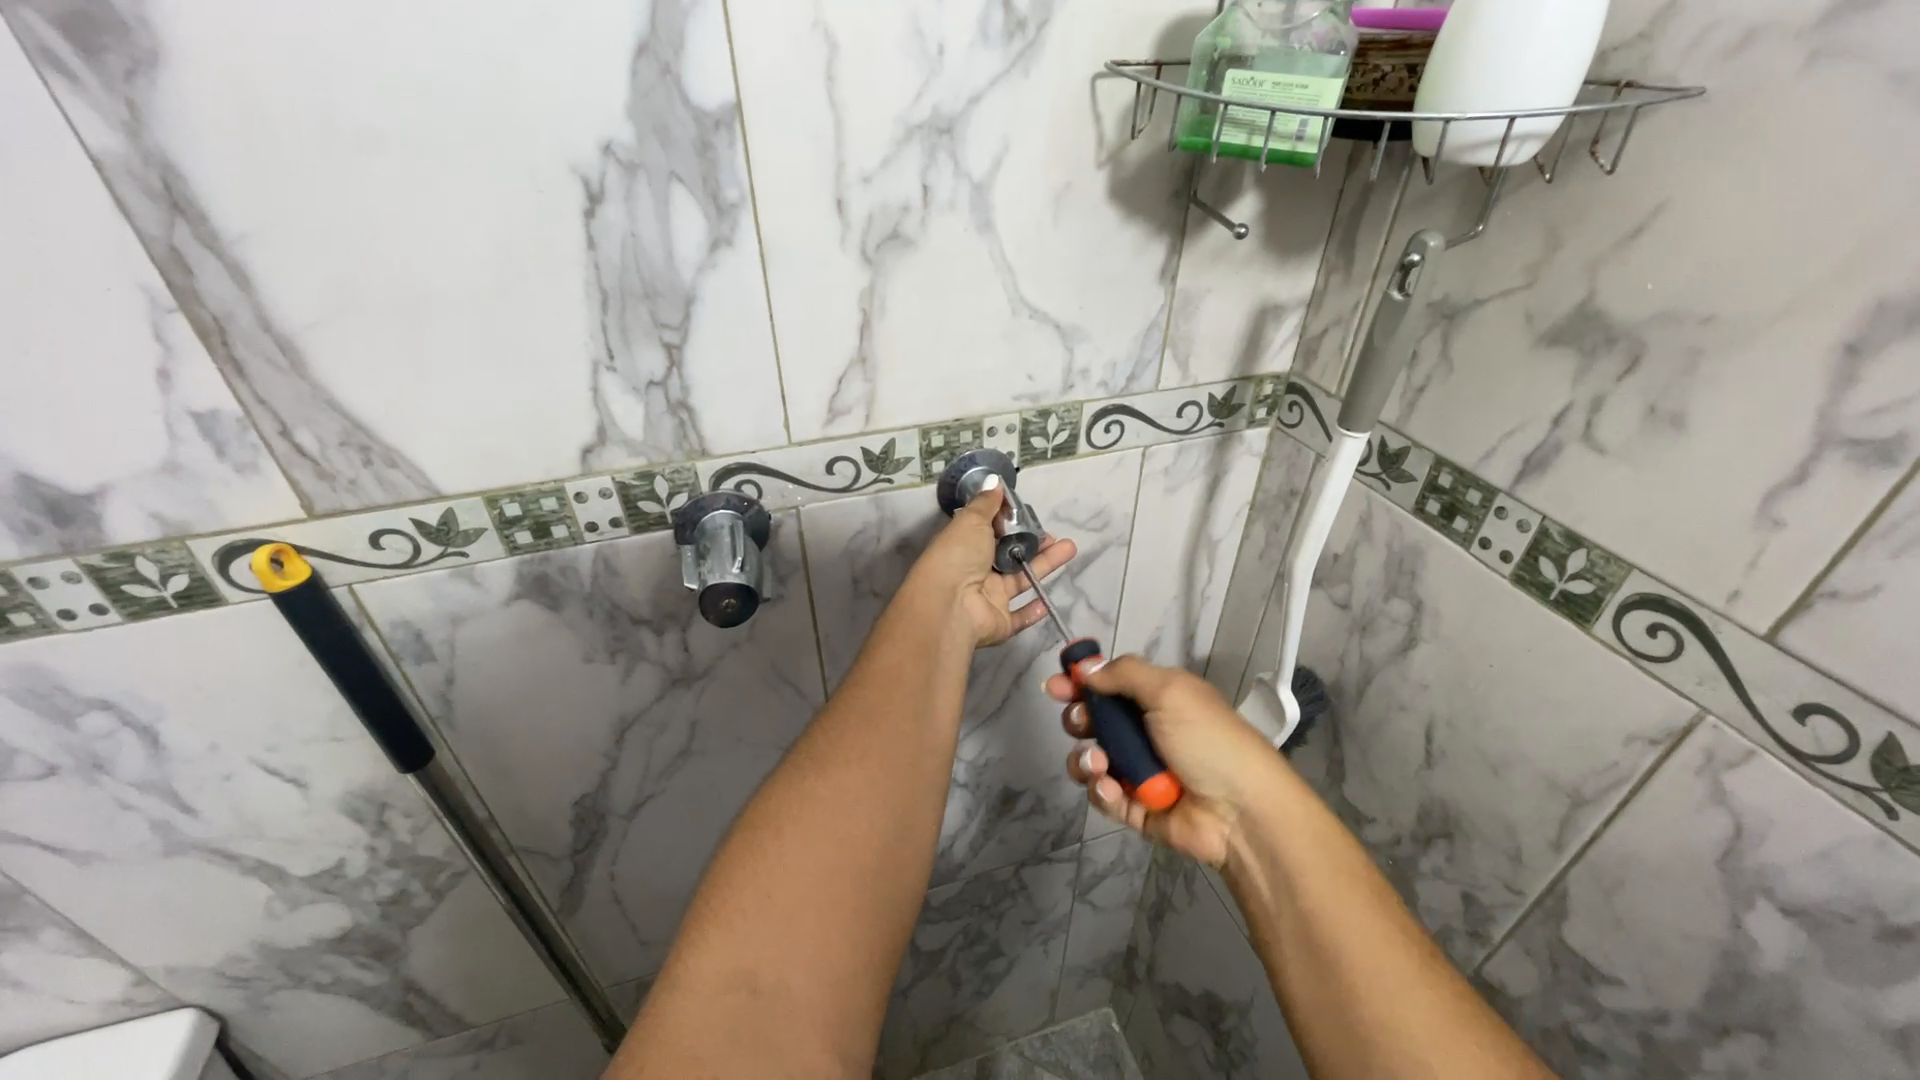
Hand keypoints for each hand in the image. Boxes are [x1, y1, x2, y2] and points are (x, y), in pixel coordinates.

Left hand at [906, 481, 1076, 648]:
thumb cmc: (958, 556)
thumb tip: (994, 480)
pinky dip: (1033, 611)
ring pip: (1021, 582)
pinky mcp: (1000, 623)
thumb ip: (986, 504)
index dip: (1011, 524)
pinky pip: (1019, 617)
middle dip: (1035, 545)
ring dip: (1044, 566)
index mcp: (966, 547)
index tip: (1030, 516)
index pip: (991, 533)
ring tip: (1069, 549)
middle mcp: (976, 572)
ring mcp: (988, 600)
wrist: (949, 604)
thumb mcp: (971, 521)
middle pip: (1011, 557)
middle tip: (1056, 535)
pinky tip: (1046, 601)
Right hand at [1047, 656, 1285, 866]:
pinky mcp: (1134, 808)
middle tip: (1080, 723)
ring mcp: (1138, 772)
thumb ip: (1124, 673)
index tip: (1057, 684)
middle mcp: (1145, 733)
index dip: (1080, 682)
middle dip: (1078, 720)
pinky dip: (1102, 791)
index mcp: (1157, 699)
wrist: (1240, 810)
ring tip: (1099, 765)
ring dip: (1086, 760)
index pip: (1109, 684)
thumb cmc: (1207, 740)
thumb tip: (1086, 665)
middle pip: (1093, 721)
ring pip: (1090, 760)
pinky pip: (1102, 796)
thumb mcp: (1170, 691)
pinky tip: (1113, 789)